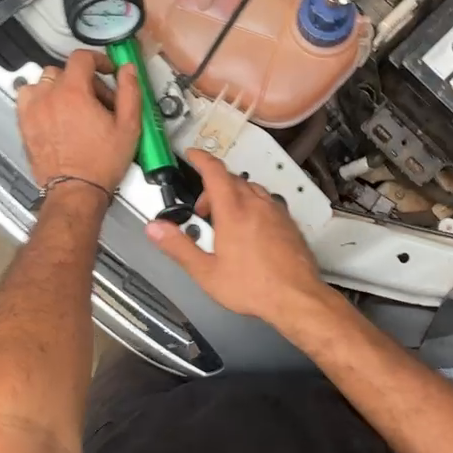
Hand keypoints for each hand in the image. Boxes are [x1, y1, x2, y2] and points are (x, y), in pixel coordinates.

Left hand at [17, 50, 141, 191]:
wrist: (76, 191)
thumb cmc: (99, 164)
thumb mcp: (128, 127)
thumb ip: (130, 92)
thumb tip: (127, 71)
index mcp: (74, 93)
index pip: (81, 58)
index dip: (98, 60)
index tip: (106, 70)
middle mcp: (49, 97)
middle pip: (65, 71)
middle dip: (84, 80)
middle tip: (99, 100)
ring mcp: (33, 110)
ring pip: (43, 82)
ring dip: (60, 87)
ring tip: (74, 106)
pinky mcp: (25, 124)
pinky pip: (27, 98)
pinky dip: (40, 99)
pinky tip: (55, 113)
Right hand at [146, 149, 333, 325]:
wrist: (296, 297)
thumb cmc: (254, 287)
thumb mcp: (206, 272)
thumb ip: (178, 246)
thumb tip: (156, 229)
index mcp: (233, 212)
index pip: (214, 171)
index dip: (200, 159)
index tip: (192, 155)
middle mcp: (256, 205)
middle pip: (232, 180)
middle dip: (213, 187)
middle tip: (203, 210)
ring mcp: (275, 212)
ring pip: (251, 189)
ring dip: (234, 196)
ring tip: (225, 222)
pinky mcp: (288, 222)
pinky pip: (267, 202)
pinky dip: (253, 206)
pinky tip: (249, 230)